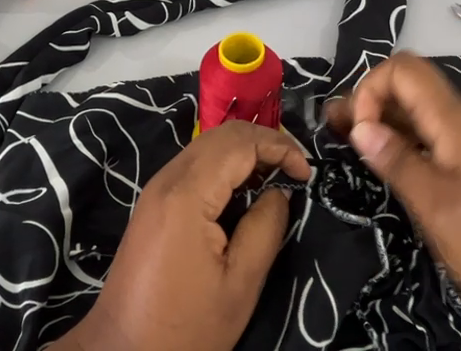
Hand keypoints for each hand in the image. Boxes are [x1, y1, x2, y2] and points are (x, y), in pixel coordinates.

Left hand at [56, 121, 310, 350]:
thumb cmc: (186, 326)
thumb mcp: (240, 285)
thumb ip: (265, 229)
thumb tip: (279, 192)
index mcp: (188, 192)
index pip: (240, 143)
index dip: (279, 146)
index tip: (307, 173)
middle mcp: (168, 178)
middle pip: (222, 134)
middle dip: (264, 142)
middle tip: (295, 169)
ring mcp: (156, 188)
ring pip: (207, 145)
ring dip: (244, 152)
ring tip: (276, 177)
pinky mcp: (153, 202)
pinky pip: (194, 164)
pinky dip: (225, 165)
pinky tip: (244, 191)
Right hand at [326, 51, 460, 318]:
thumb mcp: (437, 208)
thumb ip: (397, 163)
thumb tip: (360, 127)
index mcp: (455, 121)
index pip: (403, 69)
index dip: (371, 88)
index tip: (359, 132)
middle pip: (412, 88)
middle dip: (372, 103)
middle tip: (337, 131)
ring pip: (426, 114)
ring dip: (389, 124)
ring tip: (359, 148)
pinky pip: (441, 137)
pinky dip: (412, 143)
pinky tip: (399, 168)